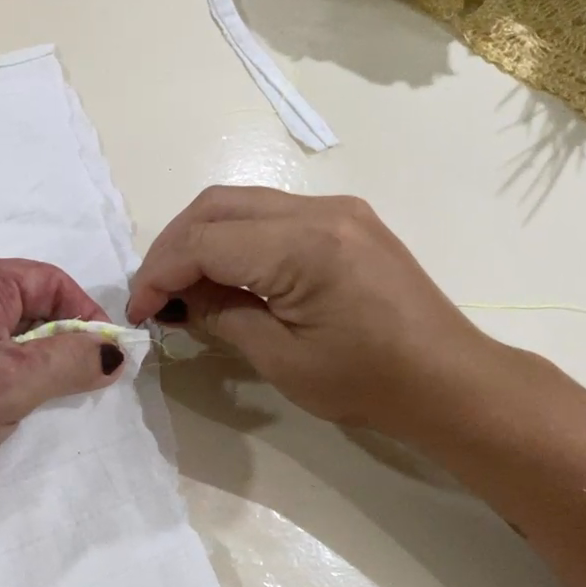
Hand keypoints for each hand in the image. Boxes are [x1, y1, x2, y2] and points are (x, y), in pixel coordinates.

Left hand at [0, 245, 128, 507]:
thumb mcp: (13, 384)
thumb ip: (71, 362)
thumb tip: (116, 354)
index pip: (47, 282)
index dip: (85, 318)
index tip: (110, 360)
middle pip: (24, 304)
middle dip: (54, 342)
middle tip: (76, 384)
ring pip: (1, 330)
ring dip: (27, 361)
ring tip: (34, 396)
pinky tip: (1, 400)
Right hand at [127, 186, 507, 434]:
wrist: (447, 380)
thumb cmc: (367, 382)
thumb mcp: (280, 358)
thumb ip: (222, 315)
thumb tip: (179, 299)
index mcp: (306, 247)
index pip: (205, 242)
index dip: (159, 275)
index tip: (137, 312)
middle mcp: (320, 211)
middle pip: (216, 207)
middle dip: (170, 249)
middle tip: (151, 295)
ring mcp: (335, 210)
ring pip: (238, 204)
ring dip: (196, 240)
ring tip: (177, 288)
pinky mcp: (343, 222)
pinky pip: (267, 216)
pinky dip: (229, 240)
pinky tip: (219, 276)